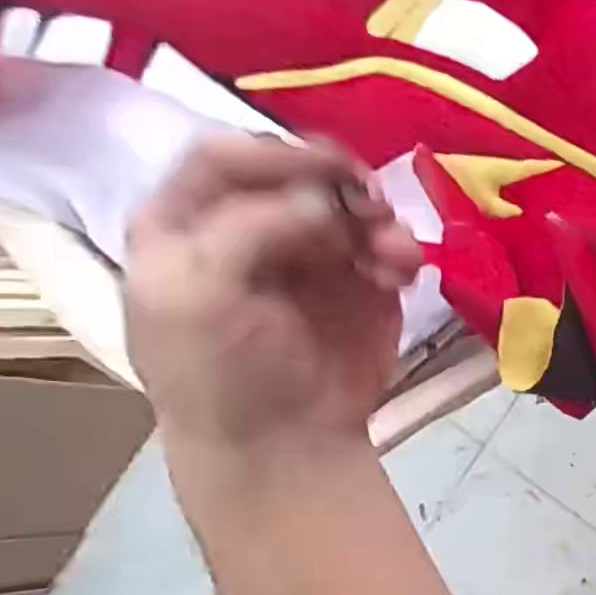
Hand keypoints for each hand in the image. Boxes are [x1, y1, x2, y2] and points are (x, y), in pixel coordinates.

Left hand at [125, 135, 421, 453]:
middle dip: (341, 188)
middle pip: (302, 180)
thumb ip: (250, 231)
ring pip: (355, 213)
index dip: (278, 155)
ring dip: (381, 223)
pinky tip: (403, 273)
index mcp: (192, 225)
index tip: (335, 169)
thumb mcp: (199, 296)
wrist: (286, 439)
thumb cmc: (220, 371)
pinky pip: (390, 251)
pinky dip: (402, 254)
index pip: (229, 161)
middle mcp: (258, 231)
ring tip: (397, 254)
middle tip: (373, 208)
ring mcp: (319, 258)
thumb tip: (328, 198)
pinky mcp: (368, 286)